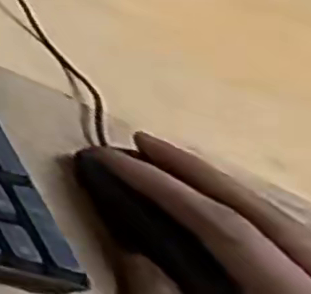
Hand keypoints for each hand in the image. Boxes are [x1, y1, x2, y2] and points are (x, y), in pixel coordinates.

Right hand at [96, 132, 310, 292]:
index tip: (104, 156)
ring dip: (235, 194)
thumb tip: (134, 254)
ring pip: (303, 232)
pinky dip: (275, 227)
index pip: (223, 226)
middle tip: (139, 140)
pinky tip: (244, 218)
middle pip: (271, 218)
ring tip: (183, 169)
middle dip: (199, 173)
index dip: (158, 185)